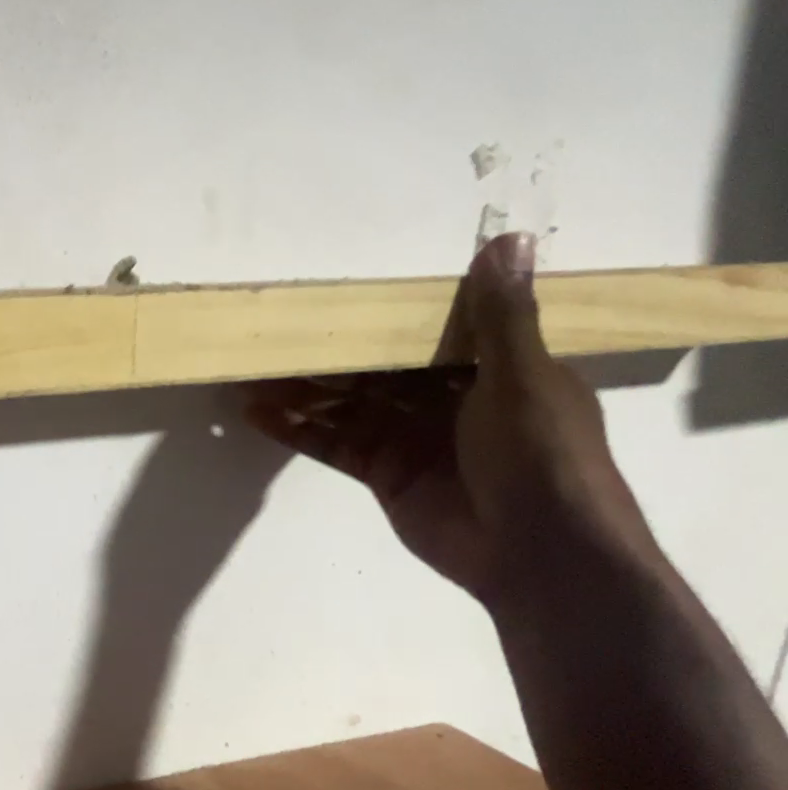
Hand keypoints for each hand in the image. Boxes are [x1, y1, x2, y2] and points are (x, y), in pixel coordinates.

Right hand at [245, 233, 657, 599]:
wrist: (539, 552)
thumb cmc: (541, 455)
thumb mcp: (523, 377)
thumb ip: (501, 315)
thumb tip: (509, 238)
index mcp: (491, 373)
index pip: (428, 335)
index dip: (382, 318)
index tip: (334, 297)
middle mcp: (447, 403)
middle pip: (375, 371)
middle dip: (327, 356)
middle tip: (273, 335)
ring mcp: (410, 440)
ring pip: (344, 405)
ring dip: (300, 391)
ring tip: (249, 373)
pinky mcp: (381, 473)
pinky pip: (330, 444)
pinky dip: (294, 430)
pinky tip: (255, 414)